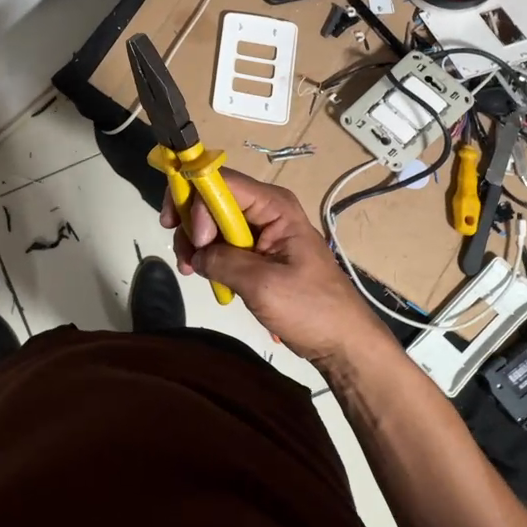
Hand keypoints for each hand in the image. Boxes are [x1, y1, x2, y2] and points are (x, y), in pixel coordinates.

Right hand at [162, 169, 390, 365]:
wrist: (343, 345)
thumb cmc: (312, 310)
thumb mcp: (263, 285)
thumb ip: (223, 261)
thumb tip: (195, 253)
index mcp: (274, 206)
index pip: (220, 182)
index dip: (196, 201)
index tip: (193, 237)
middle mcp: (264, 208)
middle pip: (210, 196)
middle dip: (189, 221)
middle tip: (183, 253)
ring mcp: (258, 228)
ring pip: (209, 218)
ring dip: (192, 240)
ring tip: (189, 269)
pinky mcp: (253, 249)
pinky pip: (218, 239)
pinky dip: (202, 253)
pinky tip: (198, 271)